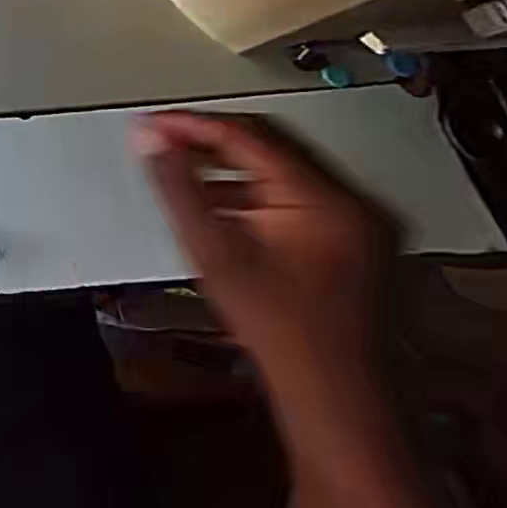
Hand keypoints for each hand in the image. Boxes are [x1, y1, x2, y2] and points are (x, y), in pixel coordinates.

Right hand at [132, 110, 395, 374]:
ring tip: (182, 164)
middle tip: (163, 136)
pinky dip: (249, 186)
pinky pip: (291, 190)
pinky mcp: (350, 236)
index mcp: (324, 200)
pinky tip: (216, 197)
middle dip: (208, 138)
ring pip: (278, 164)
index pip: (247, 135)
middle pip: (267, 143)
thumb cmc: (278, 324)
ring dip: (226, 161)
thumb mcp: (209, 245)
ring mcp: (356, 220)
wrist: (326, 385)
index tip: (154, 122)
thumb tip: (150, 139)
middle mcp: (351, 203)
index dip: (192, 124)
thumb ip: (175, 183)